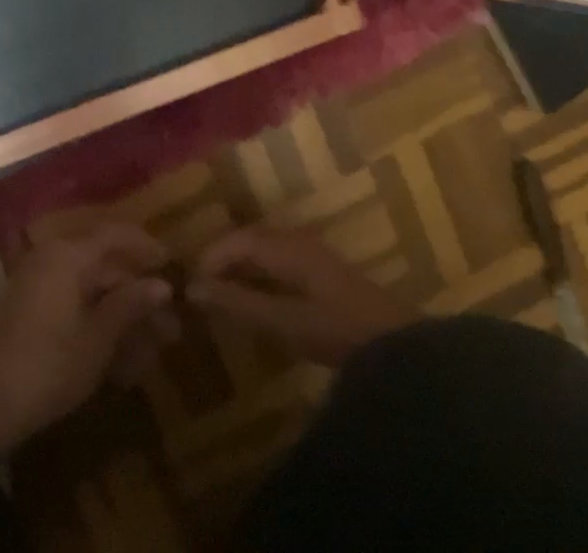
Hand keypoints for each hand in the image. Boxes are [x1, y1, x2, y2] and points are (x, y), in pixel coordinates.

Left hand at [0, 224, 172, 455]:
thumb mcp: (99, 337)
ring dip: (124, 322)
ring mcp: (37, 290)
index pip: (114, 235)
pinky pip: (74, 312)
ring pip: (92, 296)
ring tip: (154, 355)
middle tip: (172, 328)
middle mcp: (50, 263)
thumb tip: (162, 284)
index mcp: (66, 257)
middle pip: (106, 270)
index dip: (146, 248)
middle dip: (140, 299)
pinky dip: (99, 332)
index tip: (173, 264)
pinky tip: (124, 367)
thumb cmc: (50, 364)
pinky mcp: (30, 317)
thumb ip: (131, 304)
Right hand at [189, 225, 418, 365]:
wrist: (397, 347)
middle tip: (202, 291)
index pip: (237, 240)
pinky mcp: (327, 274)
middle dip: (224, 260)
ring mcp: (316, 256)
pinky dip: (261, 275)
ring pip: (267, 251)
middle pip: (251, 241)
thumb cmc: (336, 330)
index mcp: (287, 247)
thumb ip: (237, 303)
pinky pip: (282, 262)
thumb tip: (192, 288)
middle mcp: (299, 242)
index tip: (191, 286)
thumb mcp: (281, 320)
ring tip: (223, 296)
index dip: (210, 258)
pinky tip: (258, 300)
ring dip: (242, 268)